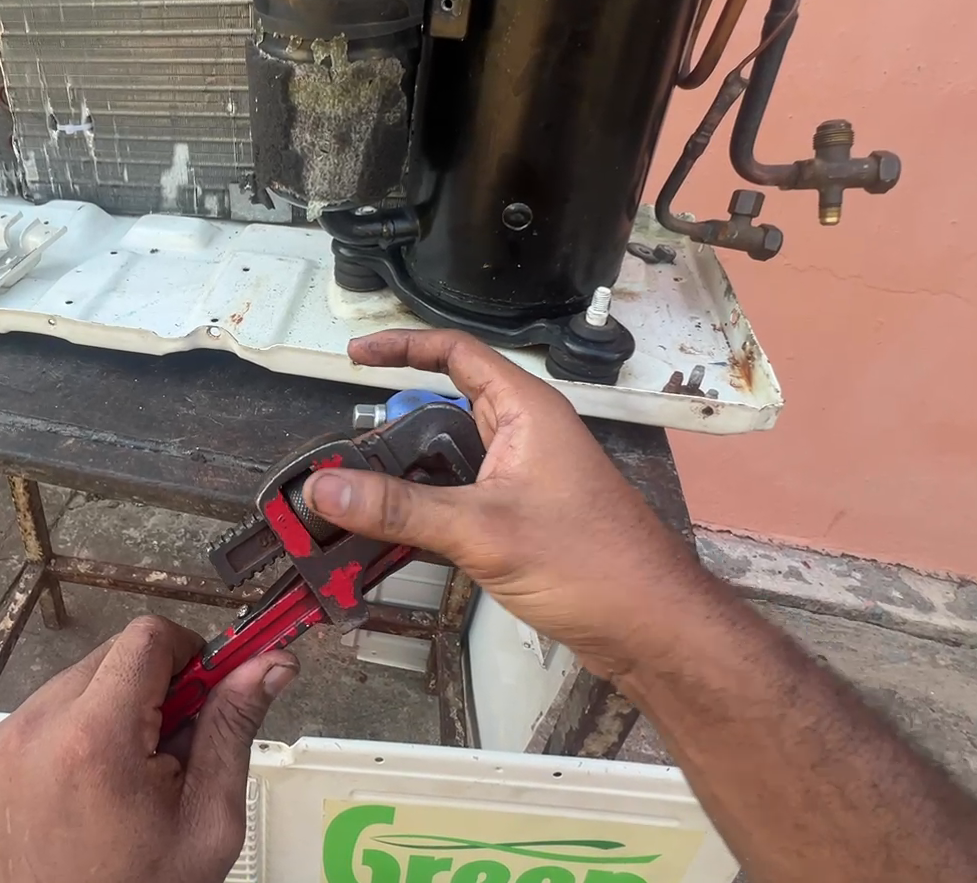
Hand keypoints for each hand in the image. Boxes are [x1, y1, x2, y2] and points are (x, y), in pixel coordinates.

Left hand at [0, 615, 297, 882]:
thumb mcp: (205, 820)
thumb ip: (234, 728)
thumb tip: (269, 664)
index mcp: (95, 738)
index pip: (147, 637)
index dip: (183, 652)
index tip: (198, 686)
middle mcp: (35, 729)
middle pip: (111, 656)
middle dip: (149, 685)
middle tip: (168, 743)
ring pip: (74, 682)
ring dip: (107, 709)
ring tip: (121, 775)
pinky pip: (36, 716)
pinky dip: (66, 734)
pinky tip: (81, 787)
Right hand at [304, 329, 717, 676]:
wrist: (655, 631)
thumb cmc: (586, 563)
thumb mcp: (482, 529)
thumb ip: (399, 508)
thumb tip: (321, 488)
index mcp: (523, 409)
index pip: (455, 352)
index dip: (402, 346)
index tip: (354, 356)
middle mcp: (522, 432)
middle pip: (446, 402)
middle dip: (394, 417)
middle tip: (346, 441)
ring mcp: (523, 473)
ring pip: (451, 452)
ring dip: (407, 465)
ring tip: (358, 486)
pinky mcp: (521, 512)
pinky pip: (460, 490)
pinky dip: (425, 500)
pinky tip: (396, 528)